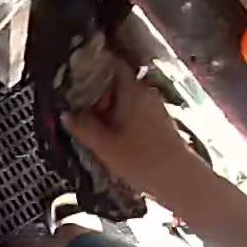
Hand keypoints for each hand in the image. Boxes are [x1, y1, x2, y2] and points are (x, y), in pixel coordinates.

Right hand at [64, 72, 207, 201]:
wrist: (181, 181)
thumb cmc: (141, 159)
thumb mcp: (104, 146)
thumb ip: (83, 127)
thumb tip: (66, 113)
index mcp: (132, 90)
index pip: (111, 65)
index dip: (91, 68)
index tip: (74, 78)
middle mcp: (145, 92)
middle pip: (116, 84)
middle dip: (96, 94)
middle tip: (76, 107)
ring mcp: (155, 107)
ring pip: (125, 100)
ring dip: (108, 109)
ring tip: (90, 124)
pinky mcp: (160, 123)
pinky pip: (134, 112)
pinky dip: (120, 119)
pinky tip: (110, 136)